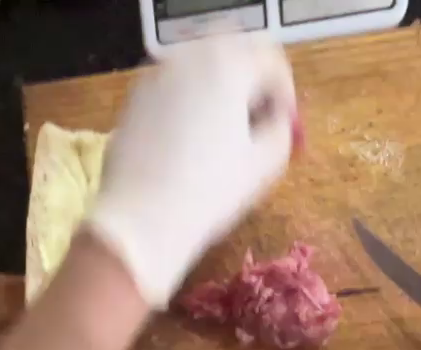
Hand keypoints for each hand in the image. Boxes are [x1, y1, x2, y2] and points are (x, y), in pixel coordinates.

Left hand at [86, 36, 296, 308]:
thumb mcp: (264, 166)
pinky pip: (172, 92)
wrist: (140, 222)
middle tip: (258, 129)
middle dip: (251, 89)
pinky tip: (190, 147)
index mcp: (228, 64)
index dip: (286, 97)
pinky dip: (188, 107)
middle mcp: (189, 57)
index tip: (287, 129)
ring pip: (200, 72)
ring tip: (224, 140)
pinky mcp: (133, 101)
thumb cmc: (207, 195)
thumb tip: (278, 122)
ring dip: (219, 96)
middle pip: (234, 57)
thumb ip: (282, 131)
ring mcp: (155, 76)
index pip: (272, 62)